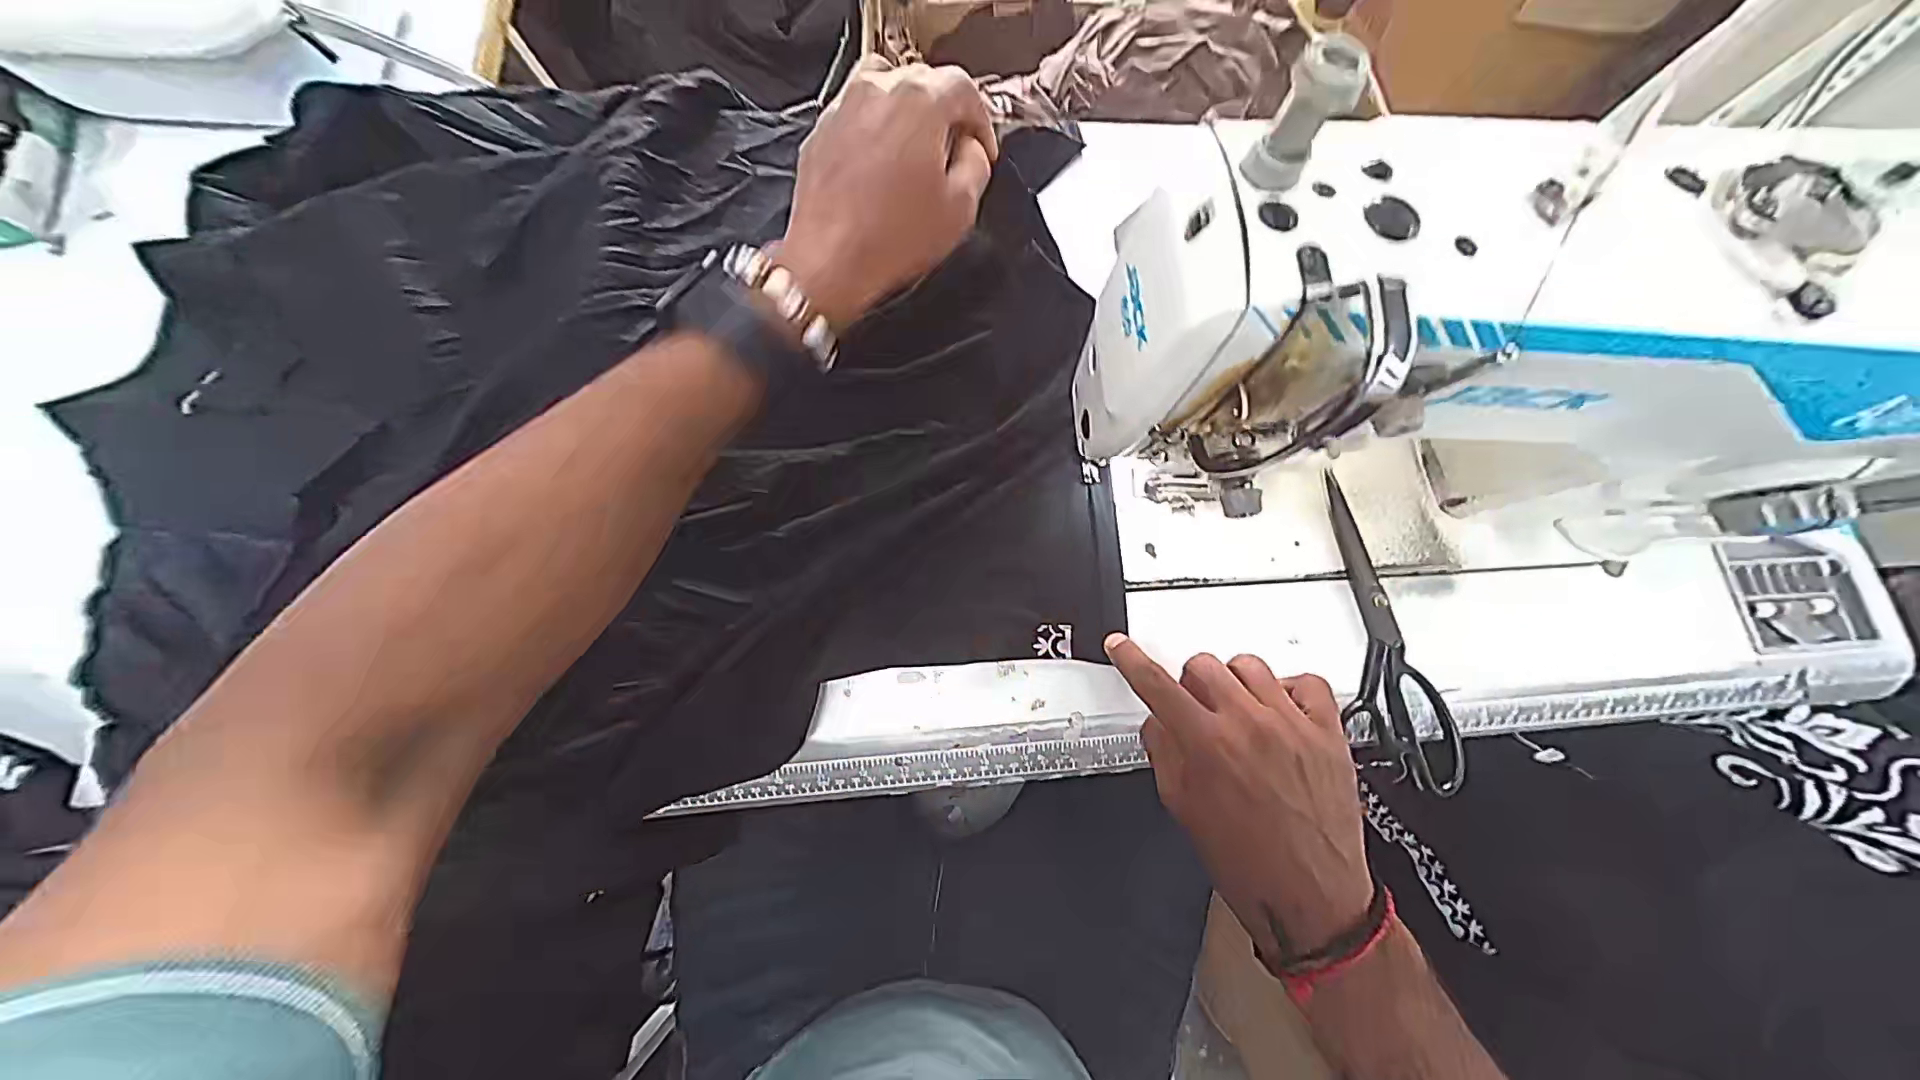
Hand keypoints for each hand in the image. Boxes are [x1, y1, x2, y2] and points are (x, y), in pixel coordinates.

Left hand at [777, 57, 997, 328]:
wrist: (830, 263)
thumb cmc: (890, 240)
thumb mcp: (961, 208)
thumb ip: (977, 164)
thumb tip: (972, 149)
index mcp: (920, 99)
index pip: (964, 89)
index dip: (981, 123)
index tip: (983, 150)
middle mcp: (877, 89)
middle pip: (924, 84)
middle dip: (944, 118)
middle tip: (952, 159)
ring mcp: (843, 108)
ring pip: (888, 96)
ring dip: (908, 122)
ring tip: (915, 164)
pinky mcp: (820, 133)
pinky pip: (859, 120)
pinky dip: (876, 137)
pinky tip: (882, 177)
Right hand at [1105, 634, 1371, 957]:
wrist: (1311, 898)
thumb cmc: (1250, 864)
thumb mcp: (1184, 809)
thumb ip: (1164, 753)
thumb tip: (1157, 723)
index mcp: (1207, 746)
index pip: (1156, 685)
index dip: (1132, 660)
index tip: (1123, 646)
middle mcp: (1249, 726)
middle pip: (1203, 665)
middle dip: (1189, 682)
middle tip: (1196, 707)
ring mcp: (1292, 726)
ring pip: (1250, 665)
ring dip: (1233, 681)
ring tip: (1238, 710)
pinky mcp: (1329, 734)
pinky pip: (1308, 681)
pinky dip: (1290, 687)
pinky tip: (1281, 707)